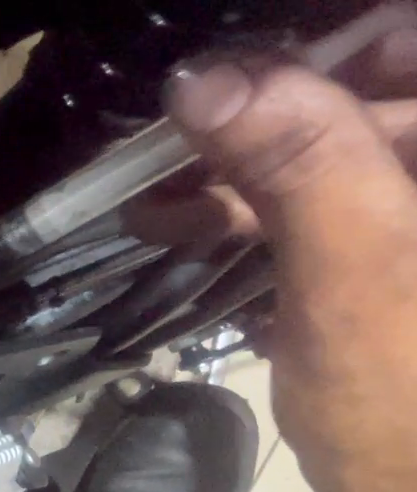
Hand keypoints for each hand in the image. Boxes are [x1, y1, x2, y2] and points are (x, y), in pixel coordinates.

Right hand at [147, 45, 416, 491]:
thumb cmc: (408, 399)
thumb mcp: (354, 271)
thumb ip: (298, 160)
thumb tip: (208, 75)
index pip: (412, 41)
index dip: (324, 48)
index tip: (217, 88)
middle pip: (381, 92)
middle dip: (263, 118)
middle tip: (161, 160)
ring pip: (347, 145)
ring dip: (242, 170)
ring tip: (152, 210)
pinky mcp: (400, 250)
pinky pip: (336, 195)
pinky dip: (259, 208)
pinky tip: (192, 231)